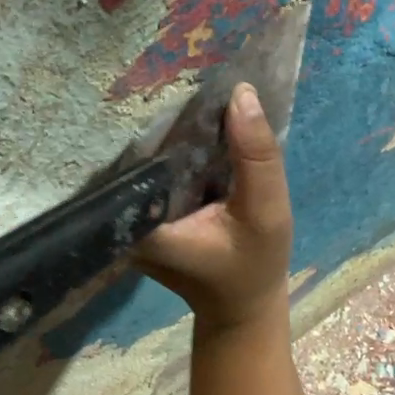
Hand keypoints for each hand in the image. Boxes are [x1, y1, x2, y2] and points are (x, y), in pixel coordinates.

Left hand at [133, 83, 292, 331]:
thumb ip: (255, 156)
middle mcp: (128, 219)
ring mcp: (135, 217)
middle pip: (144, 156)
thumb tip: (241, 93)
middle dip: (173, 125)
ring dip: (178, 136)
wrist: (244, 306)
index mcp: (144, 225)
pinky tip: (202, 133)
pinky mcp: (149, 212)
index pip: (142, 158)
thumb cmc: (254, 265)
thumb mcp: (266, 211)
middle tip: (202, 89)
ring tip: (203, 102)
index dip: (165, 123)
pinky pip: (161, 172)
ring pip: (152, 161)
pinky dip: (182, 153)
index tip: (192, 95)